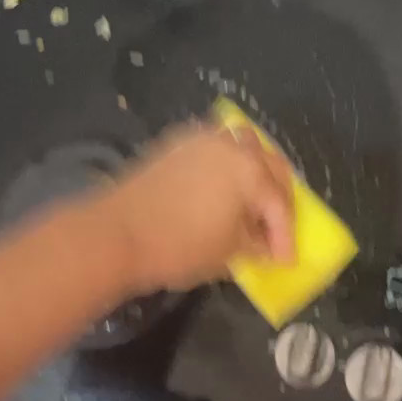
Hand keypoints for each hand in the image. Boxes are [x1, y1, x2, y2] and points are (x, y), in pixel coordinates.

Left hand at [93, 122, 295, 292]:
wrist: (116, 234)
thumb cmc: (178, 247)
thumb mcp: (227, 254)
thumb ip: (255, 244)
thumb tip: (263, 243)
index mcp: (251, 172)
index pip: (280, 204)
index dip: (285, 235)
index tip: (286, 260)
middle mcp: (232, 146)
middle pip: (270, 165)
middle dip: (277, 196)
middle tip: (275, 227)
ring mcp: (202, 140)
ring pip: (244, 145)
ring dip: (256, 170)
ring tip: (253, 200)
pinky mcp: (176, 144)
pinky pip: (215, 145)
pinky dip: (227, 163)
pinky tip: (222, 187)